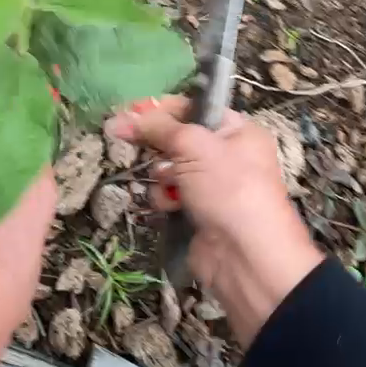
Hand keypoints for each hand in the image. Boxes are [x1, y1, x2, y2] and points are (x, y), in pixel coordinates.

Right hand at [104, 96, 323, 344]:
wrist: (248, 259)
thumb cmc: (228, 189)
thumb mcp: (193, 146)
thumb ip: (155, 127)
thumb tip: (118, 118)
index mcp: (236, 130)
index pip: (191, 107)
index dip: (160, 108)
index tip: (129, 111)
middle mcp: (226, 154)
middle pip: (176, 137)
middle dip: (156, 143)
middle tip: (127, 138)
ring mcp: (211, 185)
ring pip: (168, 166)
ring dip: (162, 174)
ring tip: (169, 185)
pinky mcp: (197, 212)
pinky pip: (169, 194)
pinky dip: (166, 198)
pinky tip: (172, 206)